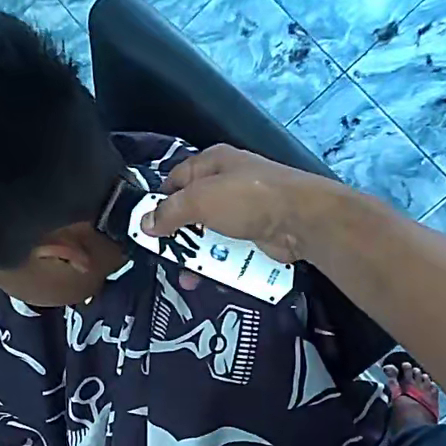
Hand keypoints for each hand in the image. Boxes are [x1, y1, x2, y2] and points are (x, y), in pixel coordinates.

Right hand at [143, 144, 343, 262]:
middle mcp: (229, 183)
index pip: (175, 179)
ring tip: (189, 279)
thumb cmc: (246, 199)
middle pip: (193, 212)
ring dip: (200, 258)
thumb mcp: (200, 200)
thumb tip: (144, 223)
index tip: (146, 227)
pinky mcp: (257, 235)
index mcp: (213, 163)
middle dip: (179, 237)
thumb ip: (169, 212)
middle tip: (165, 258)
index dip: (159, 201)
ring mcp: (245, 211)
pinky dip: (222, 265)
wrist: (301, 220)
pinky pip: (232, 251)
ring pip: (212, 236)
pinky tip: (213, 281)